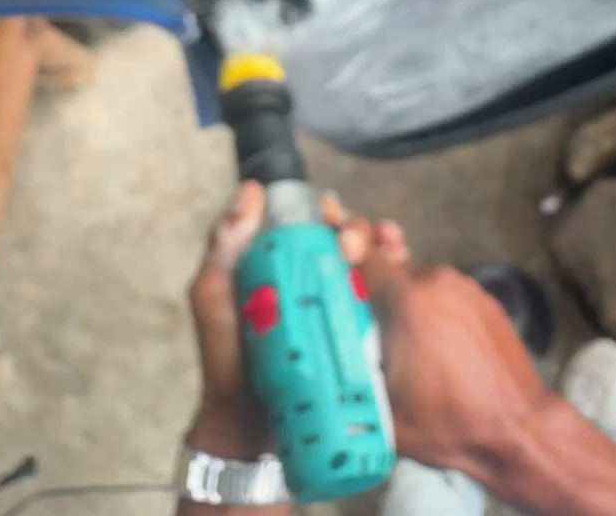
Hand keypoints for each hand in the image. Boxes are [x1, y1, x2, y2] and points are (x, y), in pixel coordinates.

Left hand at [185, 181, 373, 459]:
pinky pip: (383, 298)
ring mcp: (337, 306)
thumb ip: (224, 244)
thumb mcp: (214, 293)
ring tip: (387, 247)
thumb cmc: (225, 355)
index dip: (324, 209)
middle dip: (358, 227)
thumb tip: (251, 191)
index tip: (329, 210)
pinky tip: (401, 268)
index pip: (309, 222)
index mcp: (279, 262)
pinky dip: (397, 276)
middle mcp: (312, 278)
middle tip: (353, 241)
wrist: (247, 424)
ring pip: (370, 261)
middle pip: (345, 237)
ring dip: (383, 245)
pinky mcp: (358, 334)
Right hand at [352, 223, 556, 483]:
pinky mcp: (484, 296)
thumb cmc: (448, 422)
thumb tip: (311, 371)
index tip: (328, 258)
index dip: (341, 251)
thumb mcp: (383, 408)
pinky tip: (434, 341)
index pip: (360, 251)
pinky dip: (432, 306)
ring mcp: (463, 284)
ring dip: (404, 298)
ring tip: (403, 337)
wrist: (521, 430)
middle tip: (363, 312)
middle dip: (373, 282)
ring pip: (417, 279)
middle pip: (389, 264)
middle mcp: (434, 279)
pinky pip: (443, 291)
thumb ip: (348, 375)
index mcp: (406, 298)